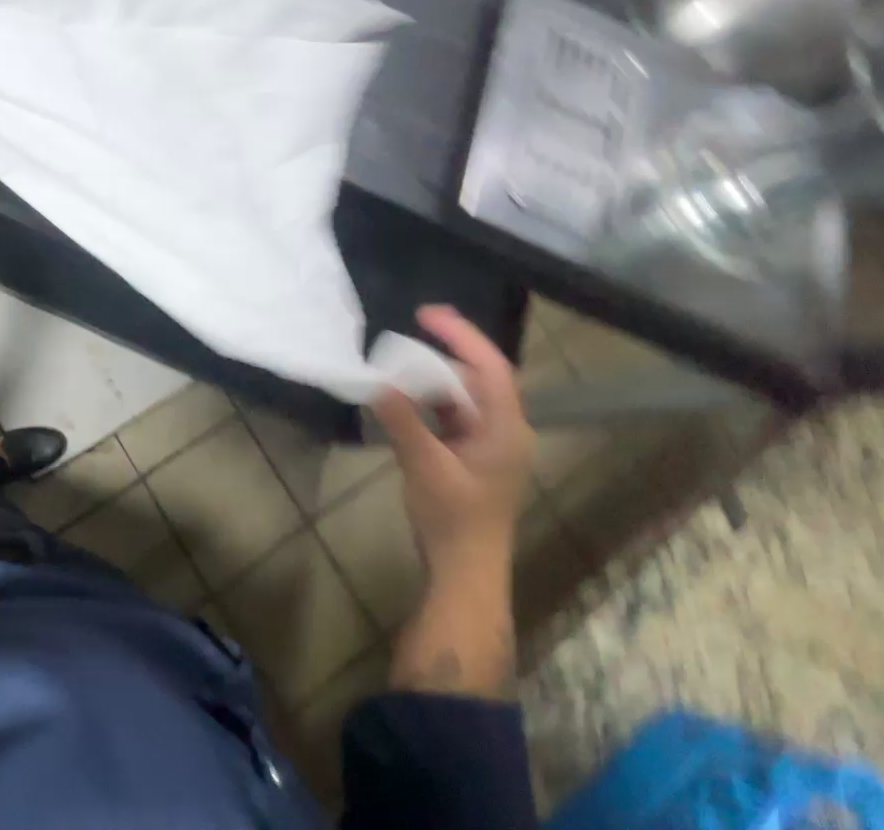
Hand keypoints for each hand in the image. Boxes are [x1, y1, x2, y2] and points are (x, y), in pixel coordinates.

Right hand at [372, 306, 536, 578]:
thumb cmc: (454, 520)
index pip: (491, 367)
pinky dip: (429, 405)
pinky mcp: (473, 458)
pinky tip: (403, 403)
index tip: (426, 314)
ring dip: (431, 382)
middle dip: (440, 357)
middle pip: (477, 379)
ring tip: (396, 370)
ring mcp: (490, 445)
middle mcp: (506, 431)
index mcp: (507, 429)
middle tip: (399, 345)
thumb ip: (402, 422)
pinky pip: (453, 418)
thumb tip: (376, 382)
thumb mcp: (425, 468)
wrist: (465, 570)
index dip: (461, 336)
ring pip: (463, 398)